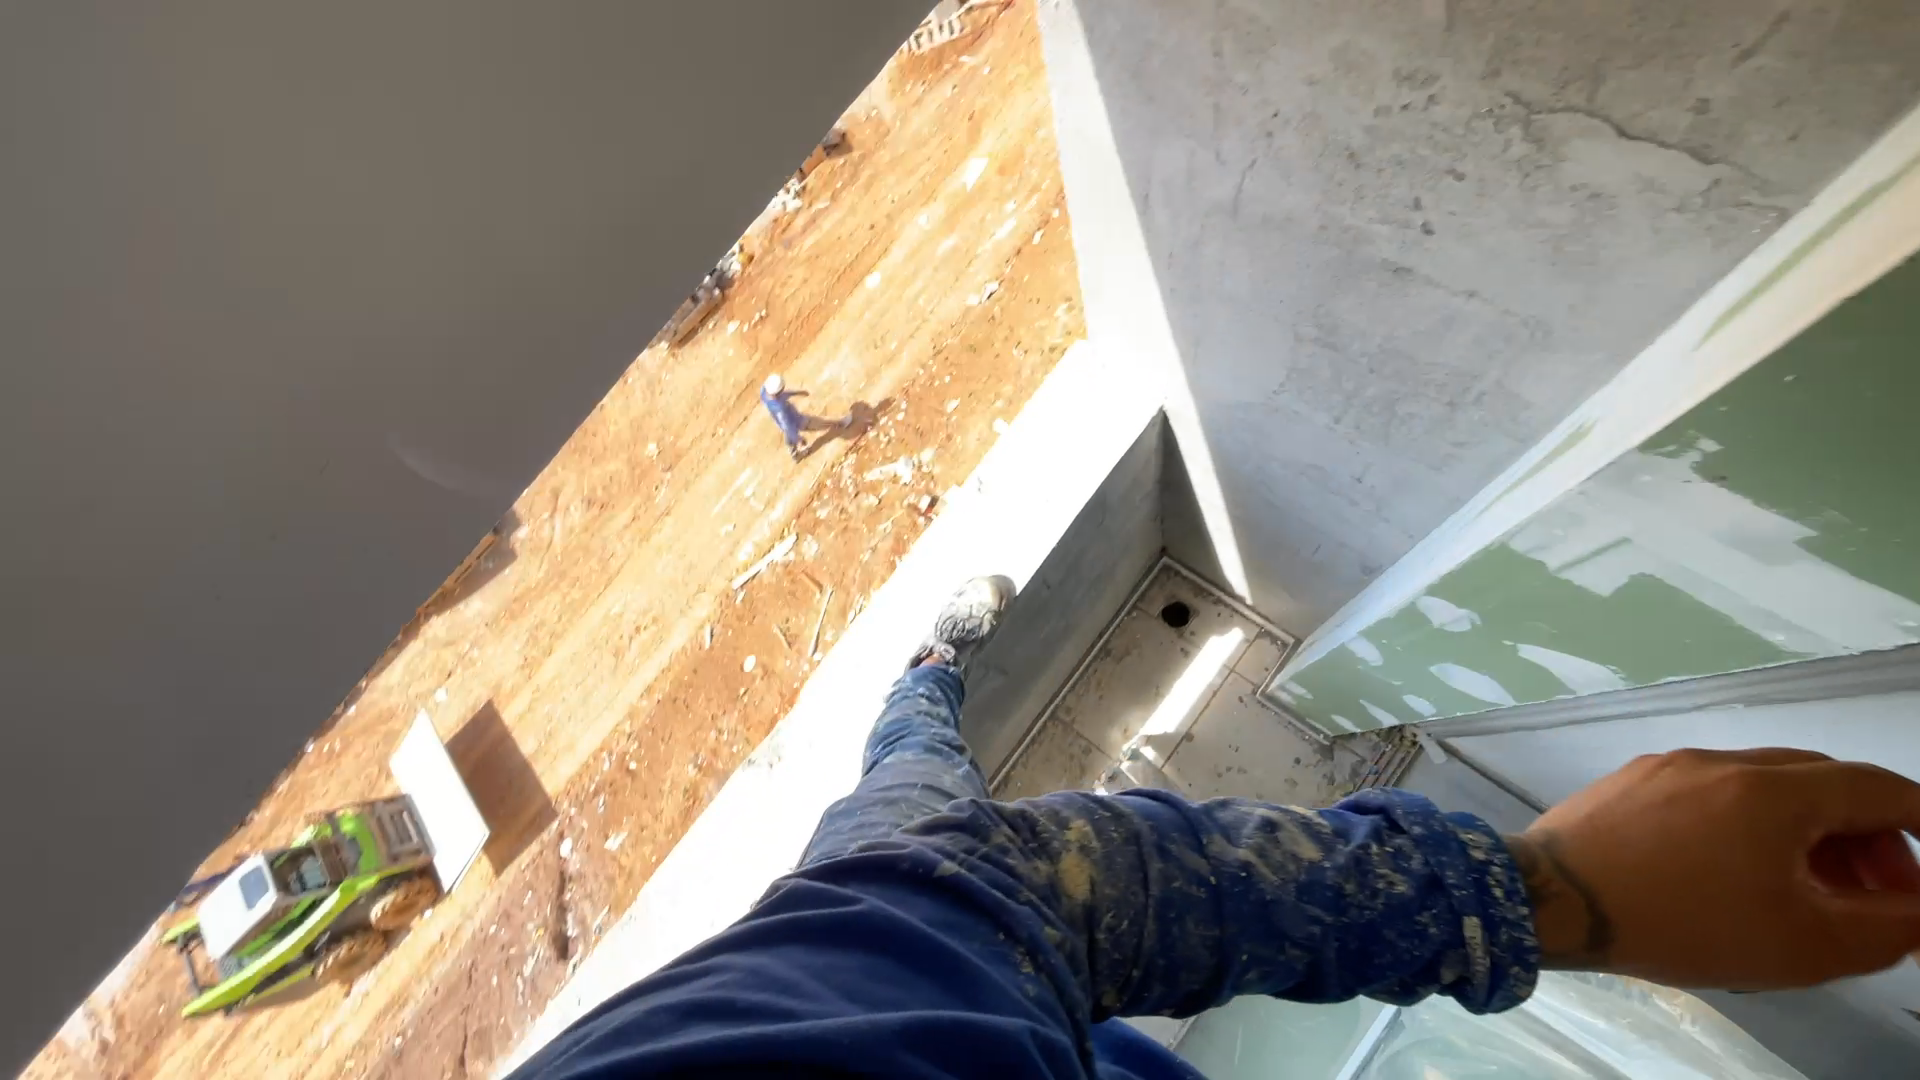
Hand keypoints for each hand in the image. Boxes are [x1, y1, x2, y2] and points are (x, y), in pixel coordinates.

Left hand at [1503, 747, 1919, 989]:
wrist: (1553, 898)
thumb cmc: (1683, 921)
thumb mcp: (1813, 940)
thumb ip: (1896, 919)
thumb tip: (1919, 899)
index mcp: (1765, 790)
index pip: (1877, 787)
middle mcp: (1711, 762)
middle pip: (1817, 777)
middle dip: (1867, 829)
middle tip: (1881, 891)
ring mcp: (1659, 767)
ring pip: (1757, 782)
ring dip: (1805, 825)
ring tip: (1814, 887)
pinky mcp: (1624, 782)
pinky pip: (1705, 789)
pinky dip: (1746, 819)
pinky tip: (1741, 868)